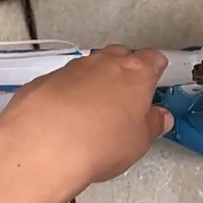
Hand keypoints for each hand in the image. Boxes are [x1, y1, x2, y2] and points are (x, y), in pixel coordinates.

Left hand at [0, 46, 172, 199]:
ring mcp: (71, 69)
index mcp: (134, 72)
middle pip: (119, 57)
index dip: (155, 69)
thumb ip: (151, 125)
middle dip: (124, 74)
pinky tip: (64, 120)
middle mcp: (103, 63)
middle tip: (125, 102)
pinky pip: (62, 83)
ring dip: (93, 85)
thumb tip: (159, 118)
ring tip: (93, 116)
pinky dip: (66, 95)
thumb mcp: (138, 142)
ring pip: (89, 69)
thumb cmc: (98, 142)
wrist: (43, 146)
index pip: (152, 58)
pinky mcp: (44, 80)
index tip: (155, 79)